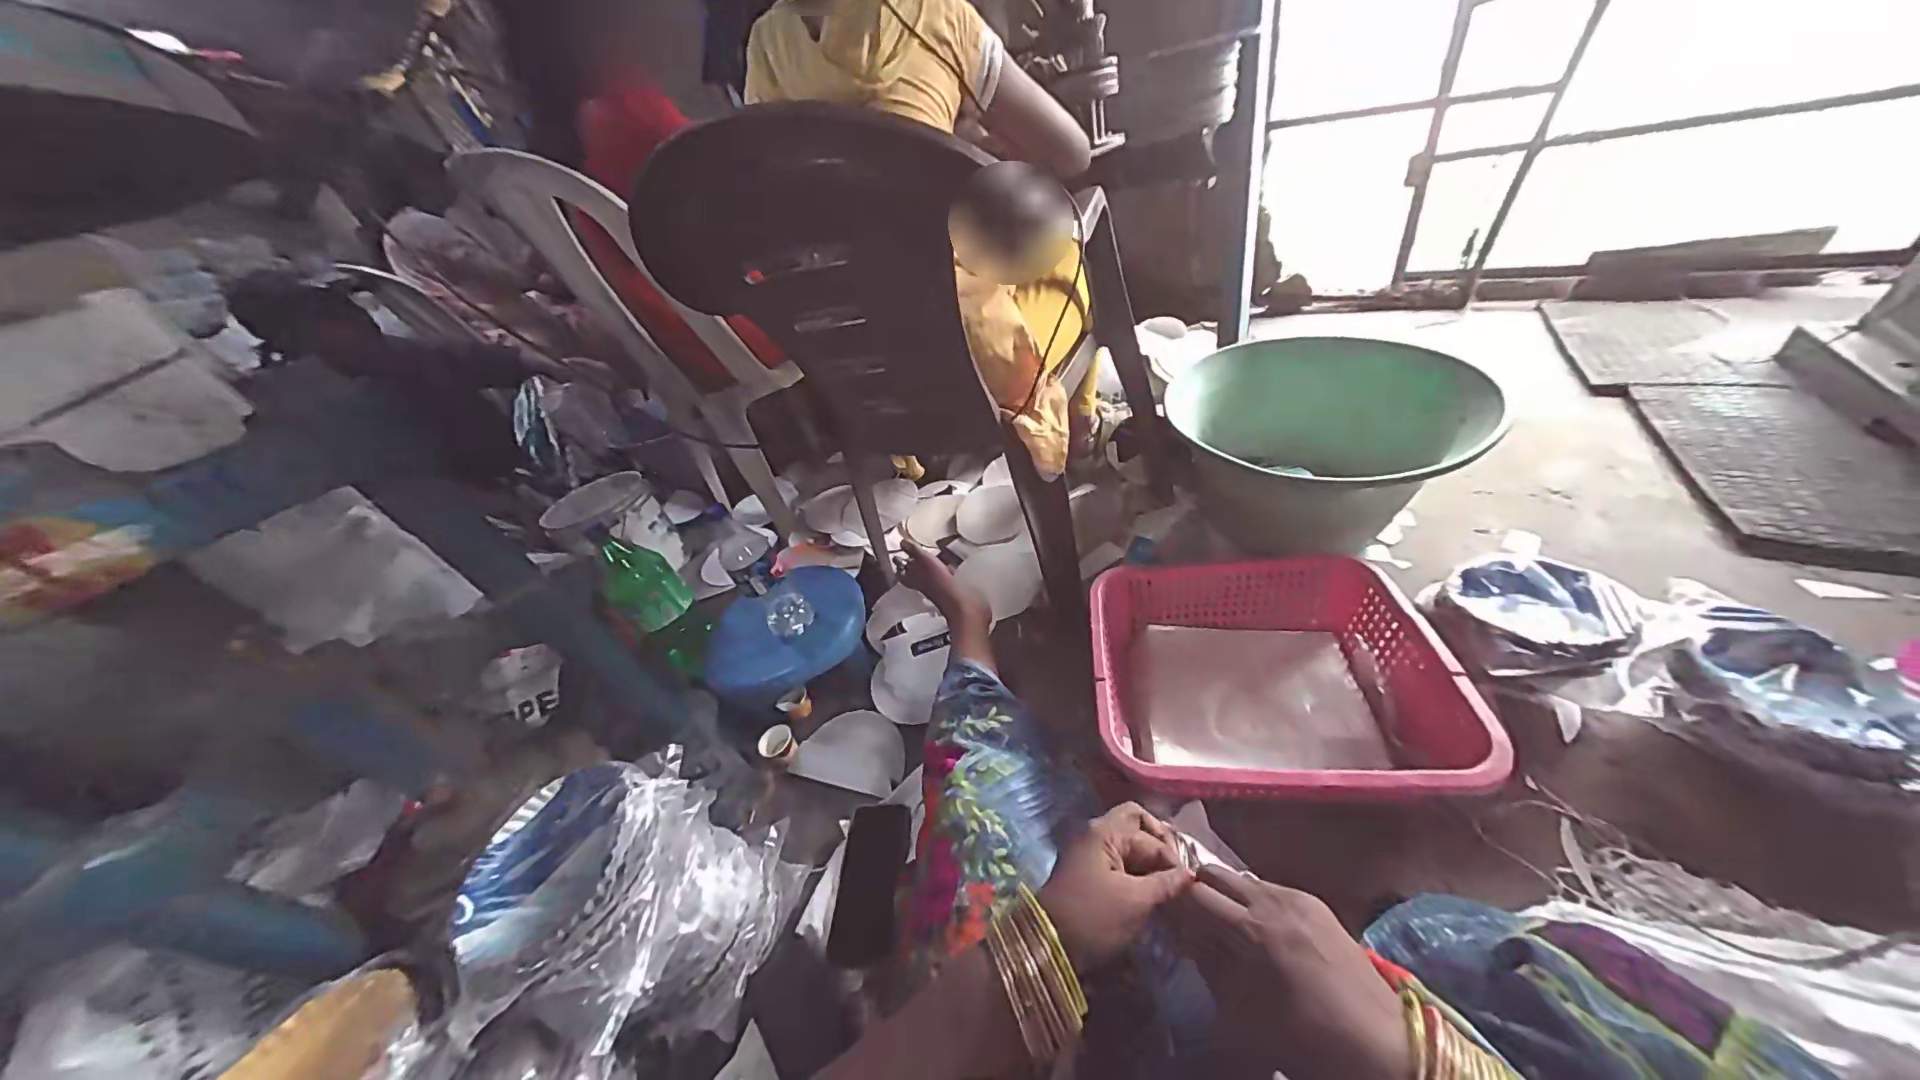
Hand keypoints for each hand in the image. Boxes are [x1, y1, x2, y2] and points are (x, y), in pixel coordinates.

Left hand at [1037, 803, 1192, 970]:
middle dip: (1159, 840)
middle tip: (1178, 867)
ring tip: (1170, 877)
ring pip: (1126, 837)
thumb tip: (1190, 874)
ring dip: (1148, 852)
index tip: (1190, 883)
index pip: (1150, 838)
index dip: (1172, 859)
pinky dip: (1136, 863)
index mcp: (1104, 831)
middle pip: (1135, 821)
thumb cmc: (1094, 917)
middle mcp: (1095, 831)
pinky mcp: (1088, 866)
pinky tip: (1152, 883)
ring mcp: (1089, 847)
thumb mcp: (1134, 902)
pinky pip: (1118, 853)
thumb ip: (1165, 884)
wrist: (1050, 942)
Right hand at [1170, 866, 1411, 1079]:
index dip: (1172, 899)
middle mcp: (1273, 901)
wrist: (1388, 1049)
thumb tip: (1185, 937)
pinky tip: (1258, 932)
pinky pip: (1269, 890)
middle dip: (1196, 890)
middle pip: (1214, 874)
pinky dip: (1253, 902)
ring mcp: (1298, 898)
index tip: (1160, 911)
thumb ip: (1210, 967)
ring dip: (1225, 895)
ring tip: (1222, 925)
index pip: (1194, 894)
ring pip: (1241, 880)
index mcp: (1254, 929)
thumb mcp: (1247, 1015)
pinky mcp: (1317, 904)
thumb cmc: (1311, 1043)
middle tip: (1186, 915)